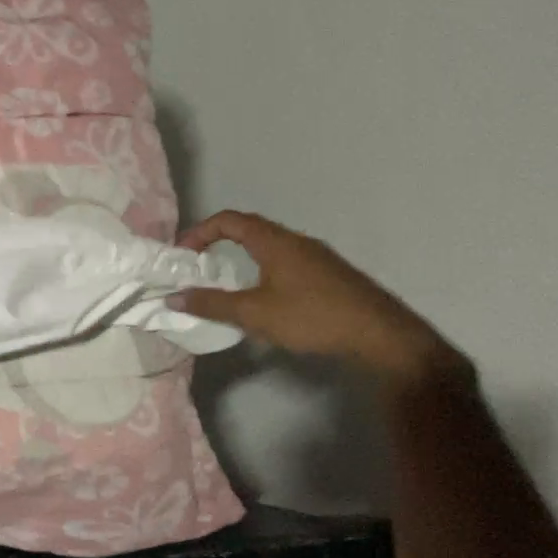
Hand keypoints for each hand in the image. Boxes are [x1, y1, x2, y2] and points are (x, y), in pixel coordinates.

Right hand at [173, 211, 463, 381]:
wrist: (384, 338)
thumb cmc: (313, 317)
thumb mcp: (253, 313)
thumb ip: (210, 303)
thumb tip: (173, 297)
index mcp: (276, 243)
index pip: (229, 220)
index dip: (200, 231)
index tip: (183, 255)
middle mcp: (298, 242)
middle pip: (250, 231)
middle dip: (218, 245)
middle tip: (199, 268)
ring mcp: (319, 259)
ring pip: (270, 249)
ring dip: (242, 260)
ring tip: (227, 286)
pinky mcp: (332, 277)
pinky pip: (287, 264)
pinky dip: (264, 272)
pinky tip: (265, 301)